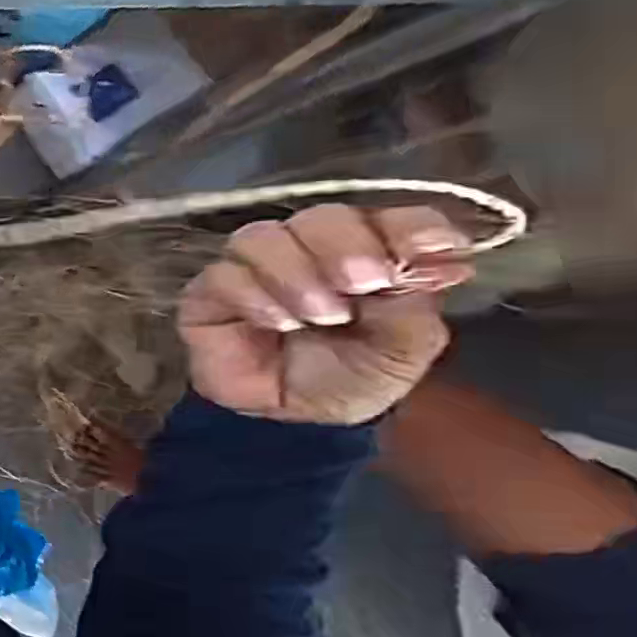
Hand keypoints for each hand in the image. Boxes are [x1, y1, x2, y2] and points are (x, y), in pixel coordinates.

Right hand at [178, 204, 475, 425]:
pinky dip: (253, 295)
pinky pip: (221, 274)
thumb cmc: (350, 379)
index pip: (390, 217)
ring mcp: (252, 268)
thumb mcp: (404, 350)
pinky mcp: (206, 293)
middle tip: (362, 285)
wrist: (290, 419)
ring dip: (294, 272)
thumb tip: (425, 262)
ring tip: (317, 316)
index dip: (410, 226)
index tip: (429, 252)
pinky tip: (275, 324)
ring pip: (260, 238)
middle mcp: (309, 251)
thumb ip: (413, 303)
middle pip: (320, 218)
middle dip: (344, 246)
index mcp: (370, 254)